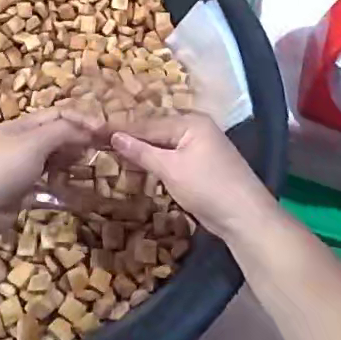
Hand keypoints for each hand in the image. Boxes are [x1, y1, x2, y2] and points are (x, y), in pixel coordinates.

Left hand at [0, 108, 103, 233]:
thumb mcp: (34, 143)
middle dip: (77, 140)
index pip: (58, 114)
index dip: (81, 119)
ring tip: (83, 169)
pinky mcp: (19, 193)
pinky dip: (59, 186)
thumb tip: (87, 130)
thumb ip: (63, 133)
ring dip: (69, 162)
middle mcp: (21, 144)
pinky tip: (70, 192)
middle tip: (98, 151)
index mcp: (22, 126)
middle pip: (56, 136)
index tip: (104, 132)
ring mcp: (19, 169)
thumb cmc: (2, 167)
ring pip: (52, 160)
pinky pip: (45, 185)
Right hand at [109, 114, 272, 238]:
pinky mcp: (203, 164)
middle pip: (156, 132)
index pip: (148, 124)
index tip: (95, 132)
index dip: (122, 131)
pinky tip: (141, 167)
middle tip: (100, 143)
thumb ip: (141, 152)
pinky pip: (174, 157)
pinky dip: (158, 162)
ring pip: (164, 146)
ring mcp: (202, 146)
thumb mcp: (170, 169)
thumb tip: (114, 136)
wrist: (246, 217)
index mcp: (191, 122)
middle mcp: (197, 128)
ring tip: (114, 154)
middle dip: (132, 140)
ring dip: (143, 152)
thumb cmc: (207, 187)